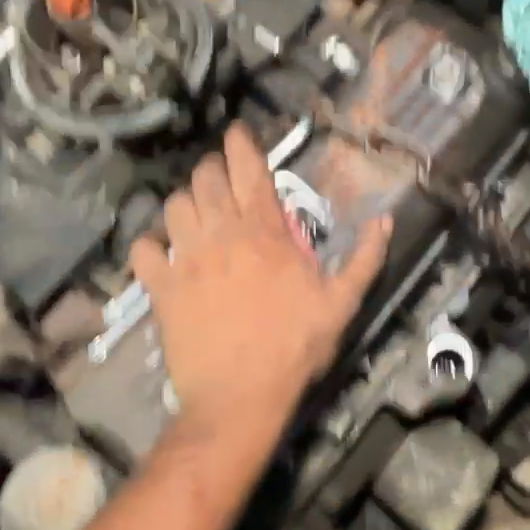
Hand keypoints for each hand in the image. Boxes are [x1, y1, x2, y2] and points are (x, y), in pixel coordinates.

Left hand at [132, 124, 391, 456]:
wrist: (240, 396)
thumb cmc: (295, 348)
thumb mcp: (343, 304)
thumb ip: (364, 258)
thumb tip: (386, 221)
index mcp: (265, 232)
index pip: (248, 169)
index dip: (241, 143)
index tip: (237, 133)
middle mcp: (222, 234)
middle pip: (204, 178)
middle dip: (213, 171)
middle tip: (223, 183)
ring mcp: (187, 259)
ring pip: (172, 206)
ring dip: (185, 203)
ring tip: (197, 217)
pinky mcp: (162, 288)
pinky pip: (144, 249)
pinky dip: (151, 247)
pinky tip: (165, 256)